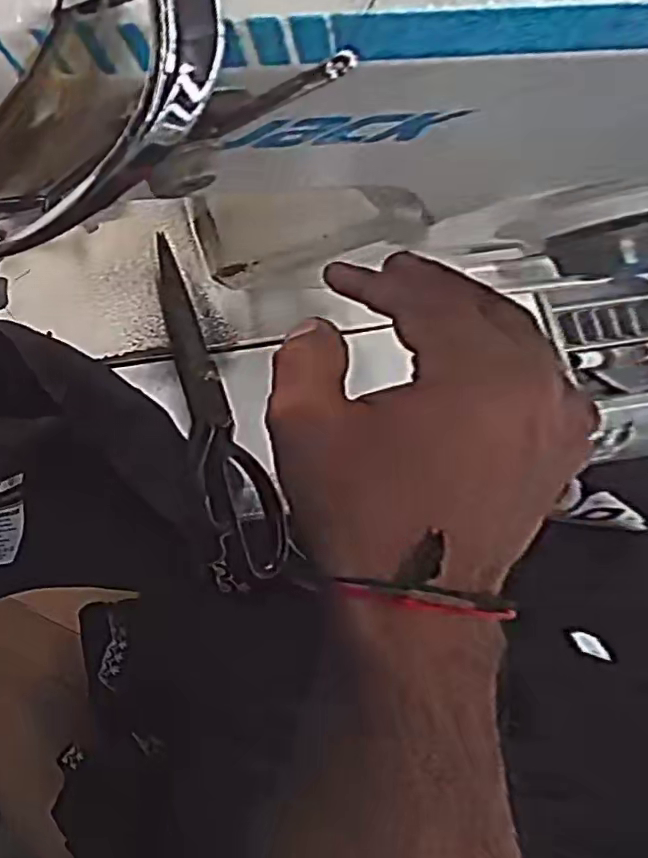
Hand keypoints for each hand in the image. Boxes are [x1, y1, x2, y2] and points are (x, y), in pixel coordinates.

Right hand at [267, 253, 595, 597]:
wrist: (410, 583)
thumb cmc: (365, 512)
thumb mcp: (302, 424)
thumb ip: (305, 362)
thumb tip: (314, 333)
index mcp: (477, 378)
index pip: (431, 304)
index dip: (382, 283)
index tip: (348, 276)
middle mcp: (535, 393)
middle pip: (489, 314)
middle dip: (434, 288)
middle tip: (394, 274)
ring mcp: (556, 425)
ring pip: (522, 343)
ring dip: (469, 317)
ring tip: (431, 307)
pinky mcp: (554, 452)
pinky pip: (537, 380)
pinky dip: (496, 355)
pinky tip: (473, 361)